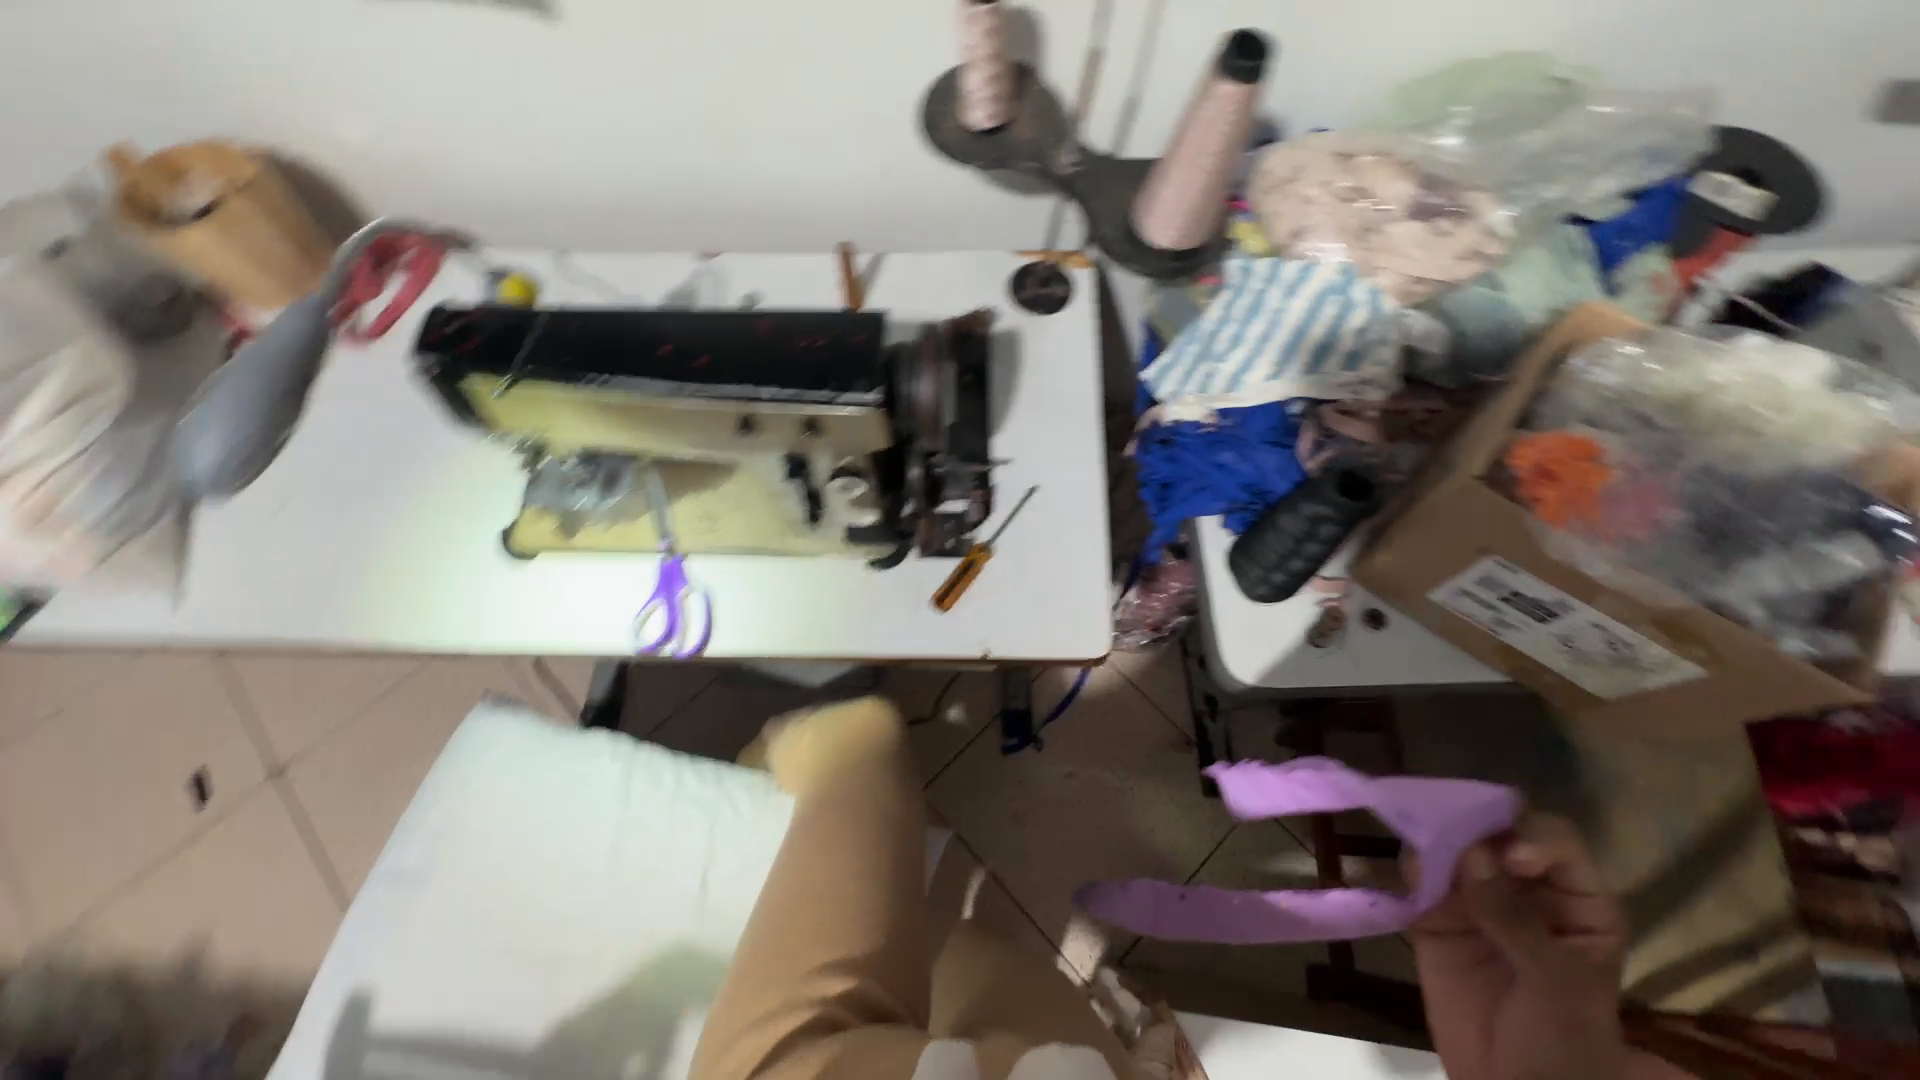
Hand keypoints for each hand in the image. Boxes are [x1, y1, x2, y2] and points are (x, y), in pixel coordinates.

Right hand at [1409, 815, 1633, 1079]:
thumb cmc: (1564, 1043)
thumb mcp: (1557, 983)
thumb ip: (1516, 918)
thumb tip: (1470, 852)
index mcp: (1576, 900)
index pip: (1555, 842)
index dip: (1533, 838)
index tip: (1512, 858)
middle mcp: (1524, 887)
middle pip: (1497, 833)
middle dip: (1474, 828)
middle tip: (1452, 839)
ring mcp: (1475, 898)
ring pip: (1453, 846)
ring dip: (1437, 841)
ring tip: (1427, 857)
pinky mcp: (1432, 914)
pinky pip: (1419, 877)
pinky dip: (1411, 866)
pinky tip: (1411, 874)